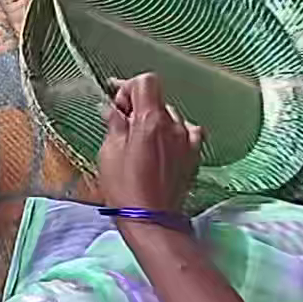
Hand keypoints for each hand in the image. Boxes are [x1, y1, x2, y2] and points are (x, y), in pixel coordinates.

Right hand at [98, 74, 203, 210]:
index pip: (146, 82)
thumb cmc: (124, 187)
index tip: (115, 101)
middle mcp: (174, 125)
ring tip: (137, 138)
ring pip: (169, 115)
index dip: (127, 87)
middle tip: (119, 122)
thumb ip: (114, 125)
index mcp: (150, 121)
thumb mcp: (109, 153)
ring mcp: (187, 139)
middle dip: (137, 105)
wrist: (151, 218)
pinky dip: (170, 132)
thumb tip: (112, 109)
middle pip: (157, 99)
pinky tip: (160, 145)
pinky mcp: (193, 153)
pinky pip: (184, 131)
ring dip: (153, 120)